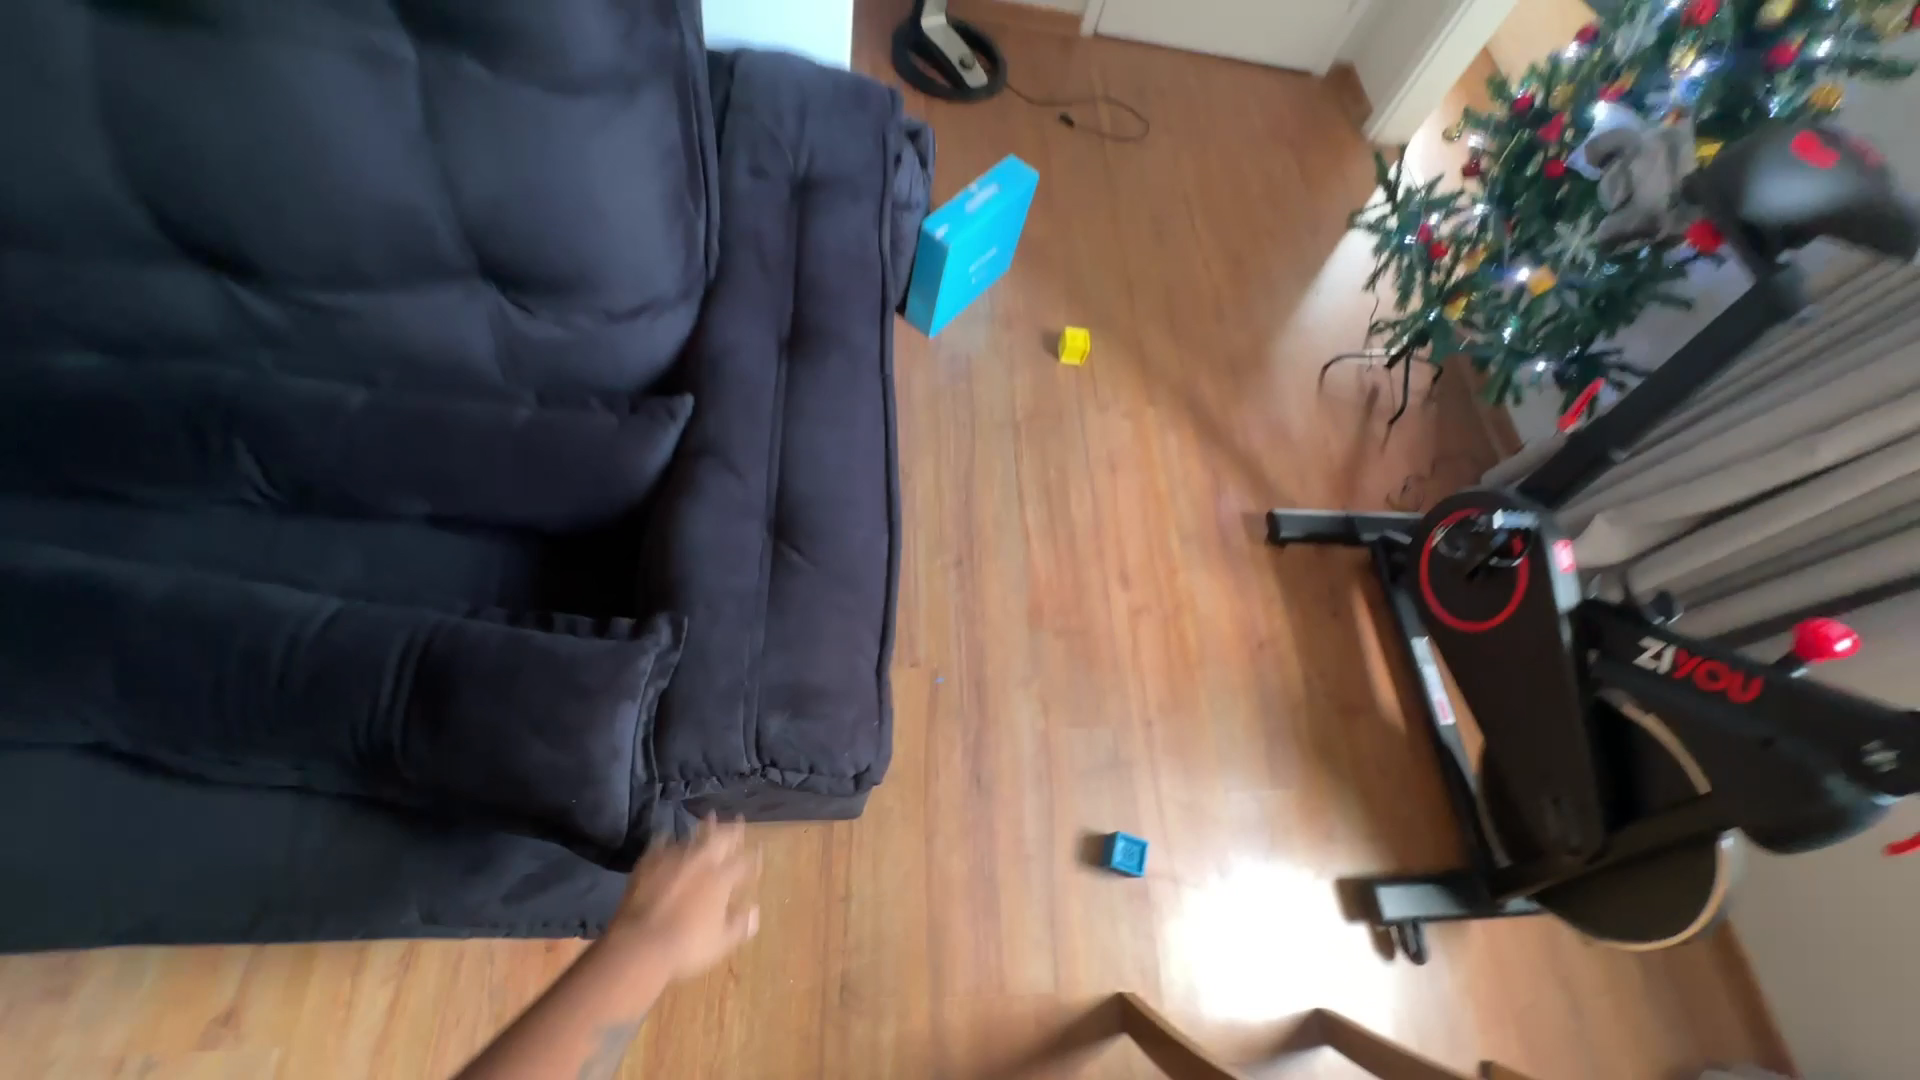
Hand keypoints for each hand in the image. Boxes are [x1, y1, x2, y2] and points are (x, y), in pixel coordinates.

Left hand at [604, 816, 759, 979]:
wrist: (639, 944)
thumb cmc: (686, 947)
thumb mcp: (720, 943)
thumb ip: (739, 926)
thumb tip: (755, 912)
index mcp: (722, 879)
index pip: (743, 862)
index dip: (753, 855)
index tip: (759, 846)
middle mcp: (701, 862)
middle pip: (721, 839)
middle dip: (732, 829)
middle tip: (738, 818)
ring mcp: (674, 859)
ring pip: (694, 836)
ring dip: (704, 828)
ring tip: (710, 817)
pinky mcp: (649, 863)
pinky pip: (661, 844)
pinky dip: (667, 840)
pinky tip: (667, 836)